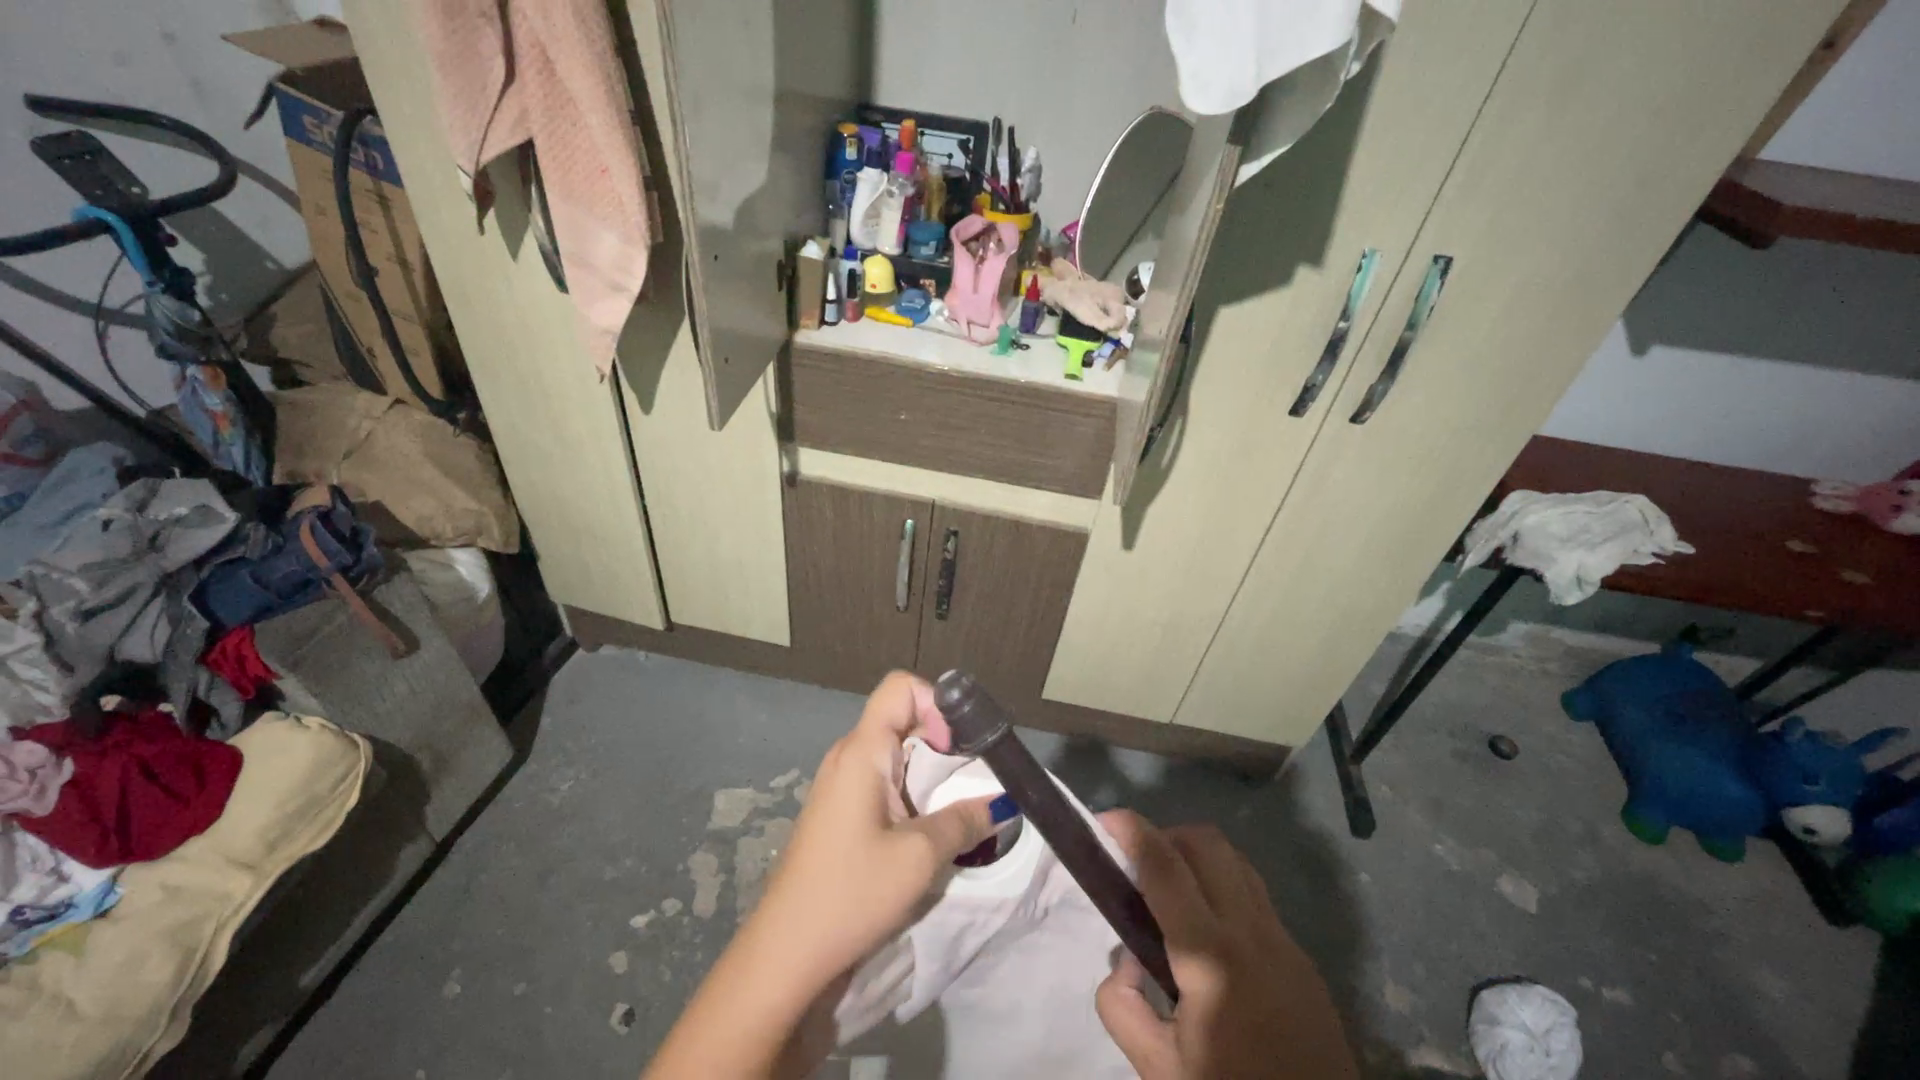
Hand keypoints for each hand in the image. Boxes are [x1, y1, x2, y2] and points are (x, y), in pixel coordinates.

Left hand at [746, 670, 1001, 987]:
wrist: (787, 951)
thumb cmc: (852, 892)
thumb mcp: (920, 857)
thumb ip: (964, 821)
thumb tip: (999, 804)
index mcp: (862, 751)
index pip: (901, 687)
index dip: (938, 703)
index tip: (962, 747)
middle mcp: (848, 757)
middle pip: (902, 719)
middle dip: (945, 741)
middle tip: (976, 780)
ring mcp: (840, 786)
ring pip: (896, 756)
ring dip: (931, 774)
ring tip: (959, 811)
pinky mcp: (839, 814)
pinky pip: (884, 784)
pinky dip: (913, 795)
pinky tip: (929, 833)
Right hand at [1095, 811, 1357, 1078]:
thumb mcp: (1158, 1068)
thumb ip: (1123, 1005)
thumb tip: (1125, 959)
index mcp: (1210, 957)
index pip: (1165, 868)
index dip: (1132, 831)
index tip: (1103, 819)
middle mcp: (1252, 933)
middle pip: (1208, 844)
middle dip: (1165, 835)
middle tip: (1134, 865)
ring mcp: (1285, 942)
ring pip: (1238, 863)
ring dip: (1197, 858)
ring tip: (1168, 894)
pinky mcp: (1303, 959)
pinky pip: (1257, 898)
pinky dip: (1223, 888)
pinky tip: (1207, 934)